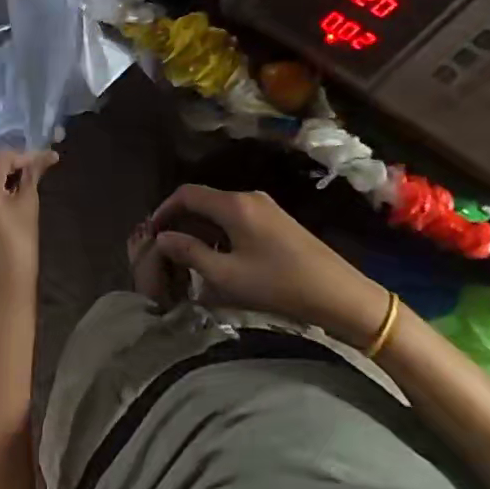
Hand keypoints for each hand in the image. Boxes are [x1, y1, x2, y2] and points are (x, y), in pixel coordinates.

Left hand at [0, 149, 58, 299]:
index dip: (24, 155)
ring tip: (26, 175)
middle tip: (36, 163)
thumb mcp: (28, 206)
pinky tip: (11, 190)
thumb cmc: (21, 246)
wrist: (3, 286)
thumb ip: (32, 176)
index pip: (1, 158)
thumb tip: (45, 156)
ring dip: (2, 171)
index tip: (46, 159)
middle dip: (12, 160)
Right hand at [149, 185, 390, 347]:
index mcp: (234, 205)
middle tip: (165, 250)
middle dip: (181, 222)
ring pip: (220, 211)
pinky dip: (219, 234)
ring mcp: (266, 208)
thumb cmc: (279, 285)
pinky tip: (218, 259)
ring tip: (187, 259)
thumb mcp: (228, 276)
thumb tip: (163, 238)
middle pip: (203, 200)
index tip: (151, 233)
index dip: (164, 210)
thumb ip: (191, 253)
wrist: (339, 294)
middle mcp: (248, 197)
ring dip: (200, 230)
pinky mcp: (277, 222)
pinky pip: (237, 219)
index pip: (187, 194)